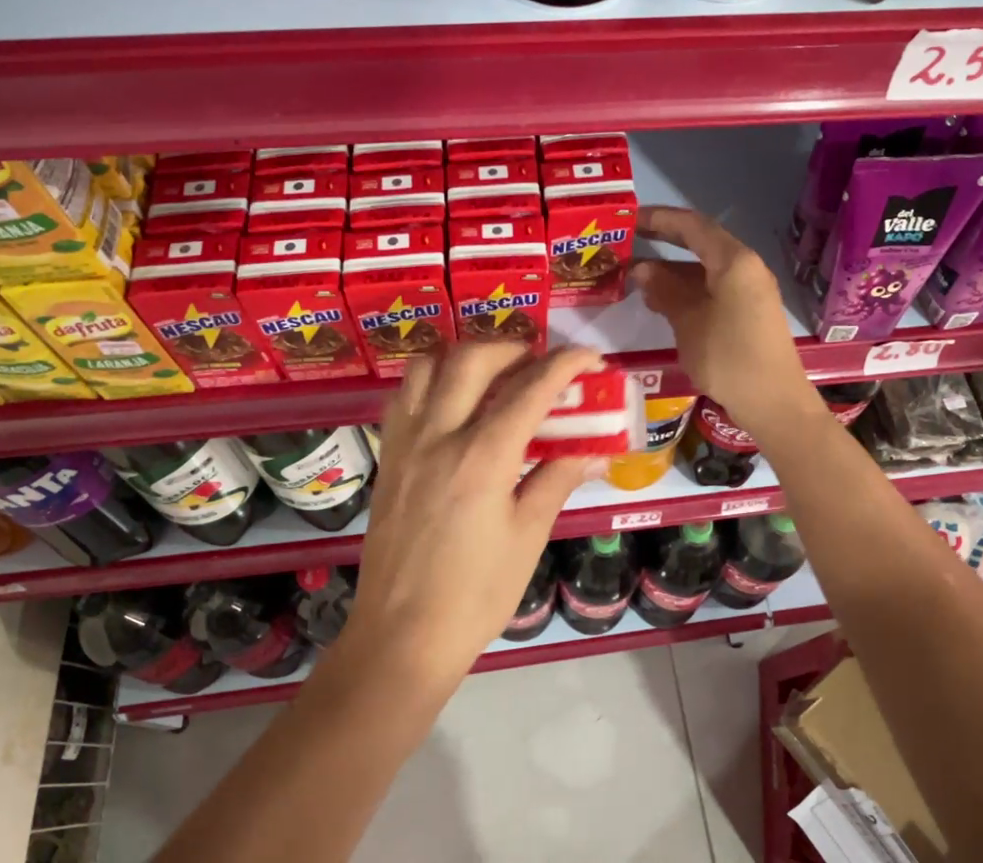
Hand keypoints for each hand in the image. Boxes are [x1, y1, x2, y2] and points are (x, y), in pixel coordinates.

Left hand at [345, 342, 607, 685]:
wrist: (402, 635)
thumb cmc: (476, 593)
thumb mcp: (528, 537)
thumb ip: (557, 480)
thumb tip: (594, 453)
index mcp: (482, 456)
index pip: (531, 388)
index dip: (566, 364)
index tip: (590, 358)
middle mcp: (439, 435)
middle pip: (473, 359)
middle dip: (513, 347)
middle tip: (539, 364)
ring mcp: (405, 443)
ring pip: (428, 367)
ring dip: (465, 356)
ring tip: (494, 375)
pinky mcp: (387, 458)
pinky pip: (405, 397)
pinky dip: (433, 381)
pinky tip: (454, 405)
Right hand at [631, 206, 819, 431]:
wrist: (774, 403)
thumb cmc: (729, 357)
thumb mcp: (688, 322)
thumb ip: (665, 290)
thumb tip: (642, 269)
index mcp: (734, 261)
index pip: (692, 225)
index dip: (658, 219)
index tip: (628, 219)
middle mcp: (745, 268)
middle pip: (699, 244)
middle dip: (663, 243)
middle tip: (626, 243)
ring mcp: (749, 291)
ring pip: (704, 270)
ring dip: (671, 272)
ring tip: (634, 280)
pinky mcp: (748, 313)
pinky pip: (712, 290)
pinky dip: (685, 291)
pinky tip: (660, 303)